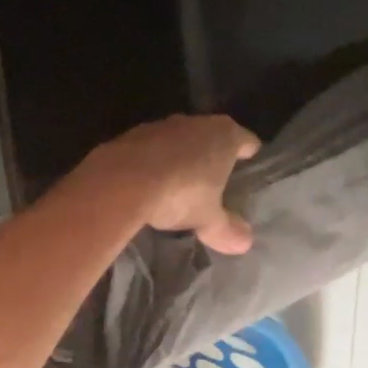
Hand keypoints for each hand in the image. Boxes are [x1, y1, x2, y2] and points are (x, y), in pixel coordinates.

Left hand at [54, 114, 260, 254]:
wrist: (119, 182)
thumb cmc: (177, 194)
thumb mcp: (205, 217)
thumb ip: (224, 228)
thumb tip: (245, 244)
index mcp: (224, 136)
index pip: (244, 140)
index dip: (247, 150)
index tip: (248, 156)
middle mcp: (193, 123)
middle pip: (208, 135)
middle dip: (208, 152)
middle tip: (210, 172)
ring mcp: (158, 127)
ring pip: (174, 139)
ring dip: (173, 155)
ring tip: (173, 177)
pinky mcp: (127, 137)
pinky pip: (142, 150)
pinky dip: (144, 162)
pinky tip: (139, 180)